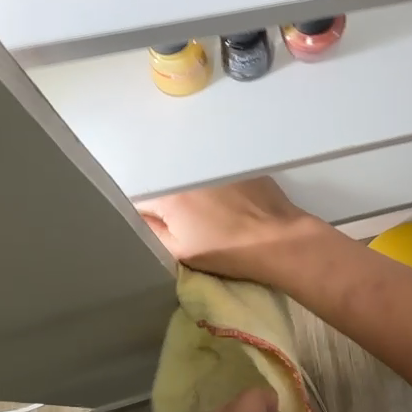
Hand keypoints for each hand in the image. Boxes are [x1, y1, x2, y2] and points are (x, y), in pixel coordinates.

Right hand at [139, 178, 330, 284]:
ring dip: (189, 190)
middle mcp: (189, 167)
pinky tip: (224, 200)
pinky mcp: (236, 163)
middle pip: (164, 182)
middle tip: (182, 222)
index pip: (138, 197)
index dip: (144, 214)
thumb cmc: (225, 250)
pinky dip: (211, 183)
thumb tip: (135, 215)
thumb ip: (146, 230)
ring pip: (188, 175)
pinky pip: (211, 171)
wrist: (276, 238)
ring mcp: (215, 161)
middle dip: (165, 200)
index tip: (156, 227)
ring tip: (206, 212)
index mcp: (169, 191)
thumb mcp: (176, 250)